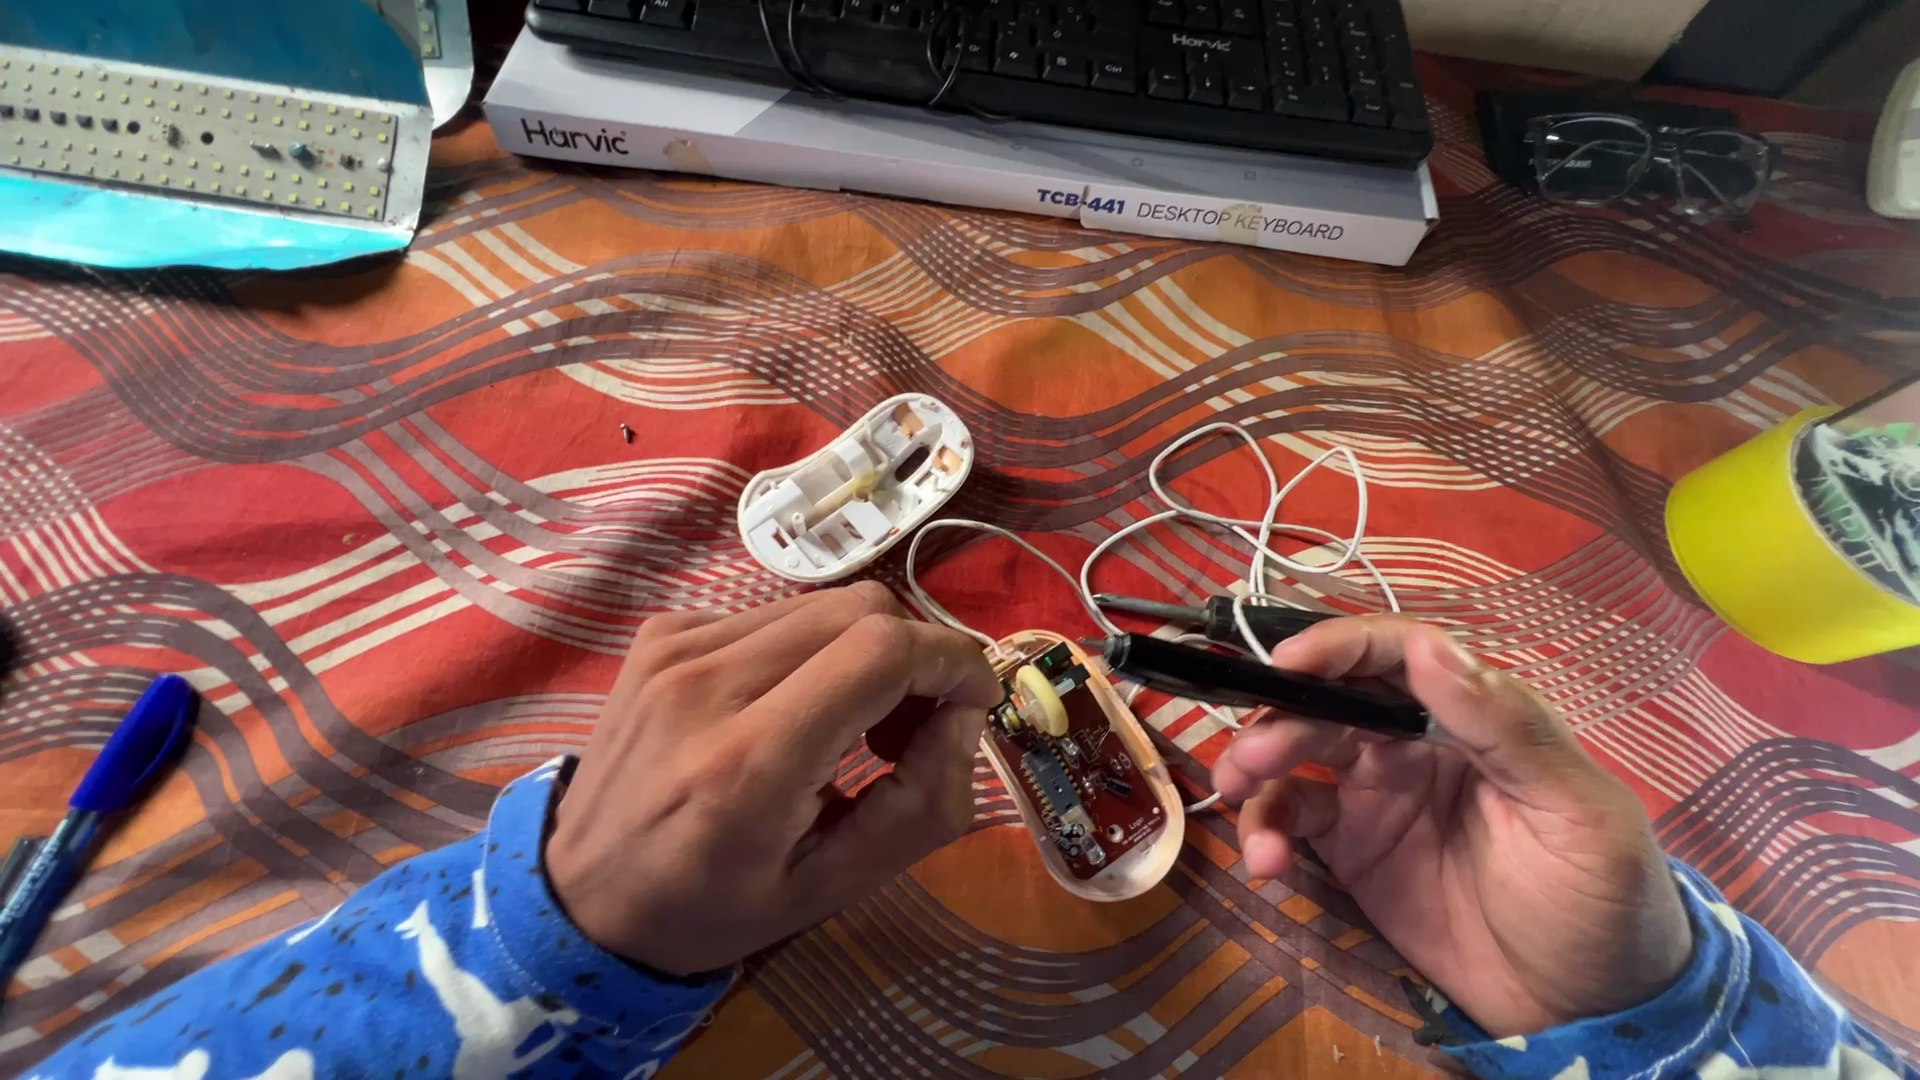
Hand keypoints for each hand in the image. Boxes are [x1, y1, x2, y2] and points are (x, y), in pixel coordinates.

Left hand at [545, 582, 1001, 975]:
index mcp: (749, 762)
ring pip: (825, 604)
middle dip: (916, 654)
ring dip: (866, 649)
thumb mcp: (832, 888)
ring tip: (851, 716)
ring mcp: (678, 644)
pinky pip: (778, 613)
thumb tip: (962, 715)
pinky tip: (789, 701)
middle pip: (863, 609)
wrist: (579, 895)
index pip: (881, 651)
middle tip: (911, 721)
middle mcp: (708, 681)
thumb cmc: (713, 907)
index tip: (972, 699)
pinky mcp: (665, 630)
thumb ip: (921, 805)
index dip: (950, 659)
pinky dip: (812, 648)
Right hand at [1212, 616, 1692, 1037]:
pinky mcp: (1341, 842)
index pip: (1392, 655)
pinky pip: (1285, 816)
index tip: (1289, 662)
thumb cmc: (1598, 903)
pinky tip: (1266, 862)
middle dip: (1278, 717)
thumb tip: (1430, 649)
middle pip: (1324, 701)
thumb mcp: (1576, 813)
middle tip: (1251, 757)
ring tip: (1234, 794)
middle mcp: (1405, 741)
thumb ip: (1508, 727)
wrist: (1582, 1017)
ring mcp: (1366, 791)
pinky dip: (1262, 829)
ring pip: (1289, 751)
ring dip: (1252, 764)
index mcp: (1464, 717)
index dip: (1337, 646)